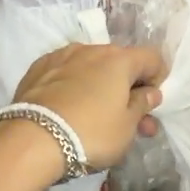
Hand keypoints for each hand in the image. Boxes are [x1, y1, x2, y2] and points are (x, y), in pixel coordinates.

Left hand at [6, 44, 167, 170]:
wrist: (31, 141)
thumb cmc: (90, 134)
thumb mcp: (126, 127)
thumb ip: (142, 105)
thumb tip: (150, 91)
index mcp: (119, 60)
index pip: (152, 58)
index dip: (158, 80)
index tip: (150, 106)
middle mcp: (90, 49)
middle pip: (120, 64)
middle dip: (129, 89)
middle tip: (130, 122)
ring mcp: (60, 56)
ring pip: (92, 68)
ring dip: (101, 88)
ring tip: (97, 116)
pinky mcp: (37, 69)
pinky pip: (66, 74)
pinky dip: (75, 87)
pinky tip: (70, 109)